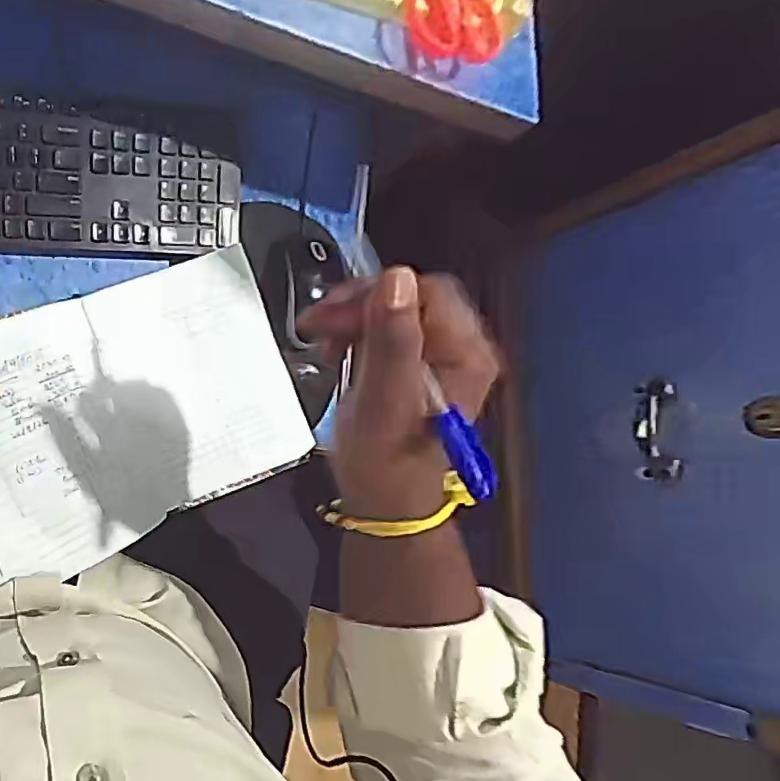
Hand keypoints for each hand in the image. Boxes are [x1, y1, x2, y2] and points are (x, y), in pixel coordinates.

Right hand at [295, 267, 499, 519]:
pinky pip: (387, 335)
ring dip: (353, 320)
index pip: (424, 292)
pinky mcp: (413, 371)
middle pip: (409, 299)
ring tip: (322, 341)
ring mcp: (436, 361)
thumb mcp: (384, 397)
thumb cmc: (385, 457)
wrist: (384, 502)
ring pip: (395, 315)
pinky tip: (336, 352)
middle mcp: (458, 350)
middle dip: (359, 305)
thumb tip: (394, 278)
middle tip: (315, 325)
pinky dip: (356, 336)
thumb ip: (393, 338)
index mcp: (464, 352)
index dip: (374, 295)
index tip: (329, 316)